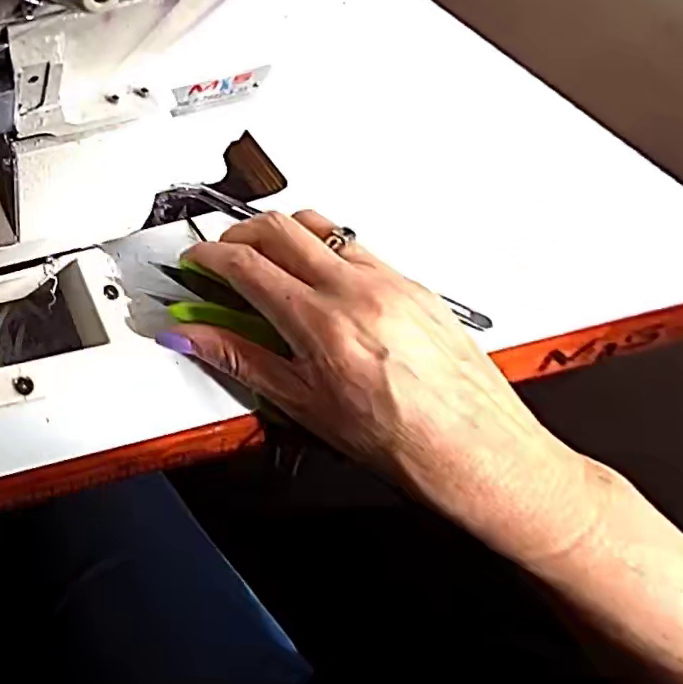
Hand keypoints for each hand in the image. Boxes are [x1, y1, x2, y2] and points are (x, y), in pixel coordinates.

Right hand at [161, 211, 599, 563]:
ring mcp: (390, 281)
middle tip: (222, 259)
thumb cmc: (407, 444)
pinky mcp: (413, 283)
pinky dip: (319, 247)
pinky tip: (316, 280)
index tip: (196, 263)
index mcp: (323, 323)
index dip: (207, 257)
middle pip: (274, 226)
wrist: (488, 460)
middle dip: (235, 235)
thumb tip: (194, 337)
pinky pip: (352, 242)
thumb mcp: (303, 405)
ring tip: (266, 263)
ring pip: (315, 223)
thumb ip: (238, 358)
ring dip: (277, 233)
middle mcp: (358, 291)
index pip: (245, 264)